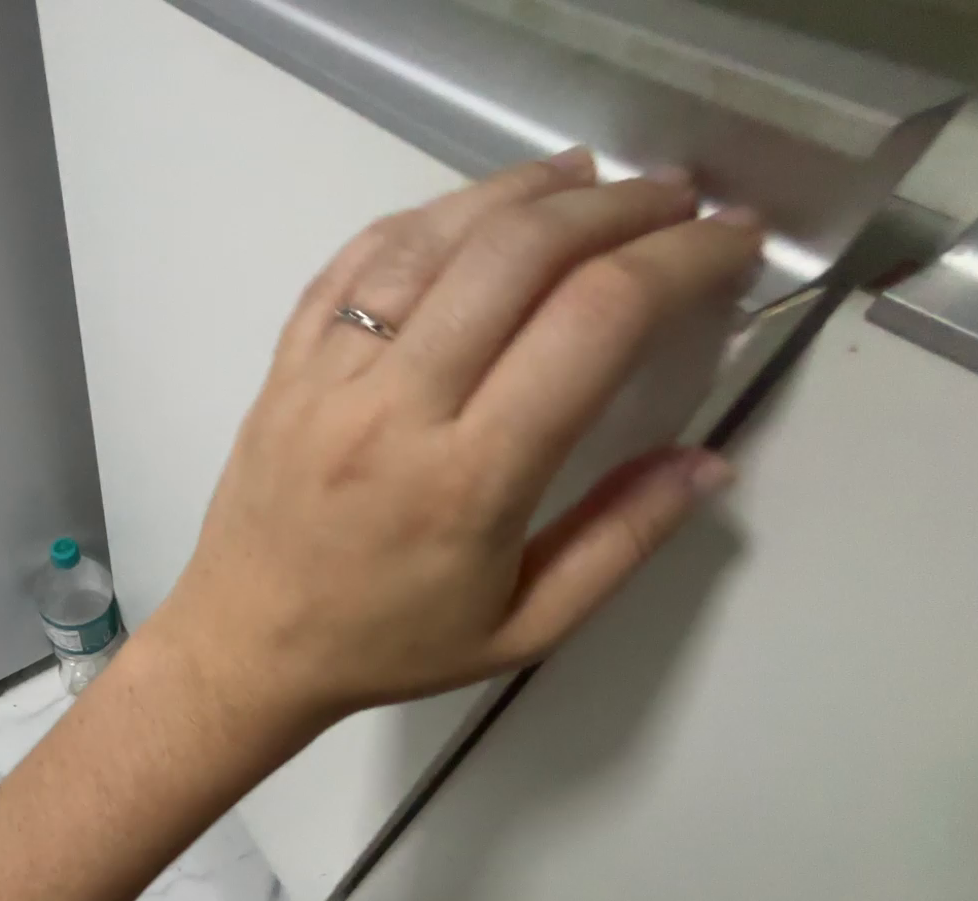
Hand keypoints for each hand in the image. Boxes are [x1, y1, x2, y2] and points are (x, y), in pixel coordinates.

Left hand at [152, 149, 761, 727]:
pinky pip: (342, 272)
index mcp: (468, 477)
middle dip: (613, 205)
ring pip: (422, 244)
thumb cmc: (381, 644)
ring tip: (580, 179)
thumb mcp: (520, 628)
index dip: (682, 257)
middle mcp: (392, 408)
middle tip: (669, 196)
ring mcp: (323, 381)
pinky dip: (409, 226)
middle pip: (513, 255)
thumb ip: (620, 543)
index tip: (731, 239)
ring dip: (512, 192)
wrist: (246, 640)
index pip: (594, 319)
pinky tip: (457, 215)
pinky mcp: (279, 373)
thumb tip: (708, 459)